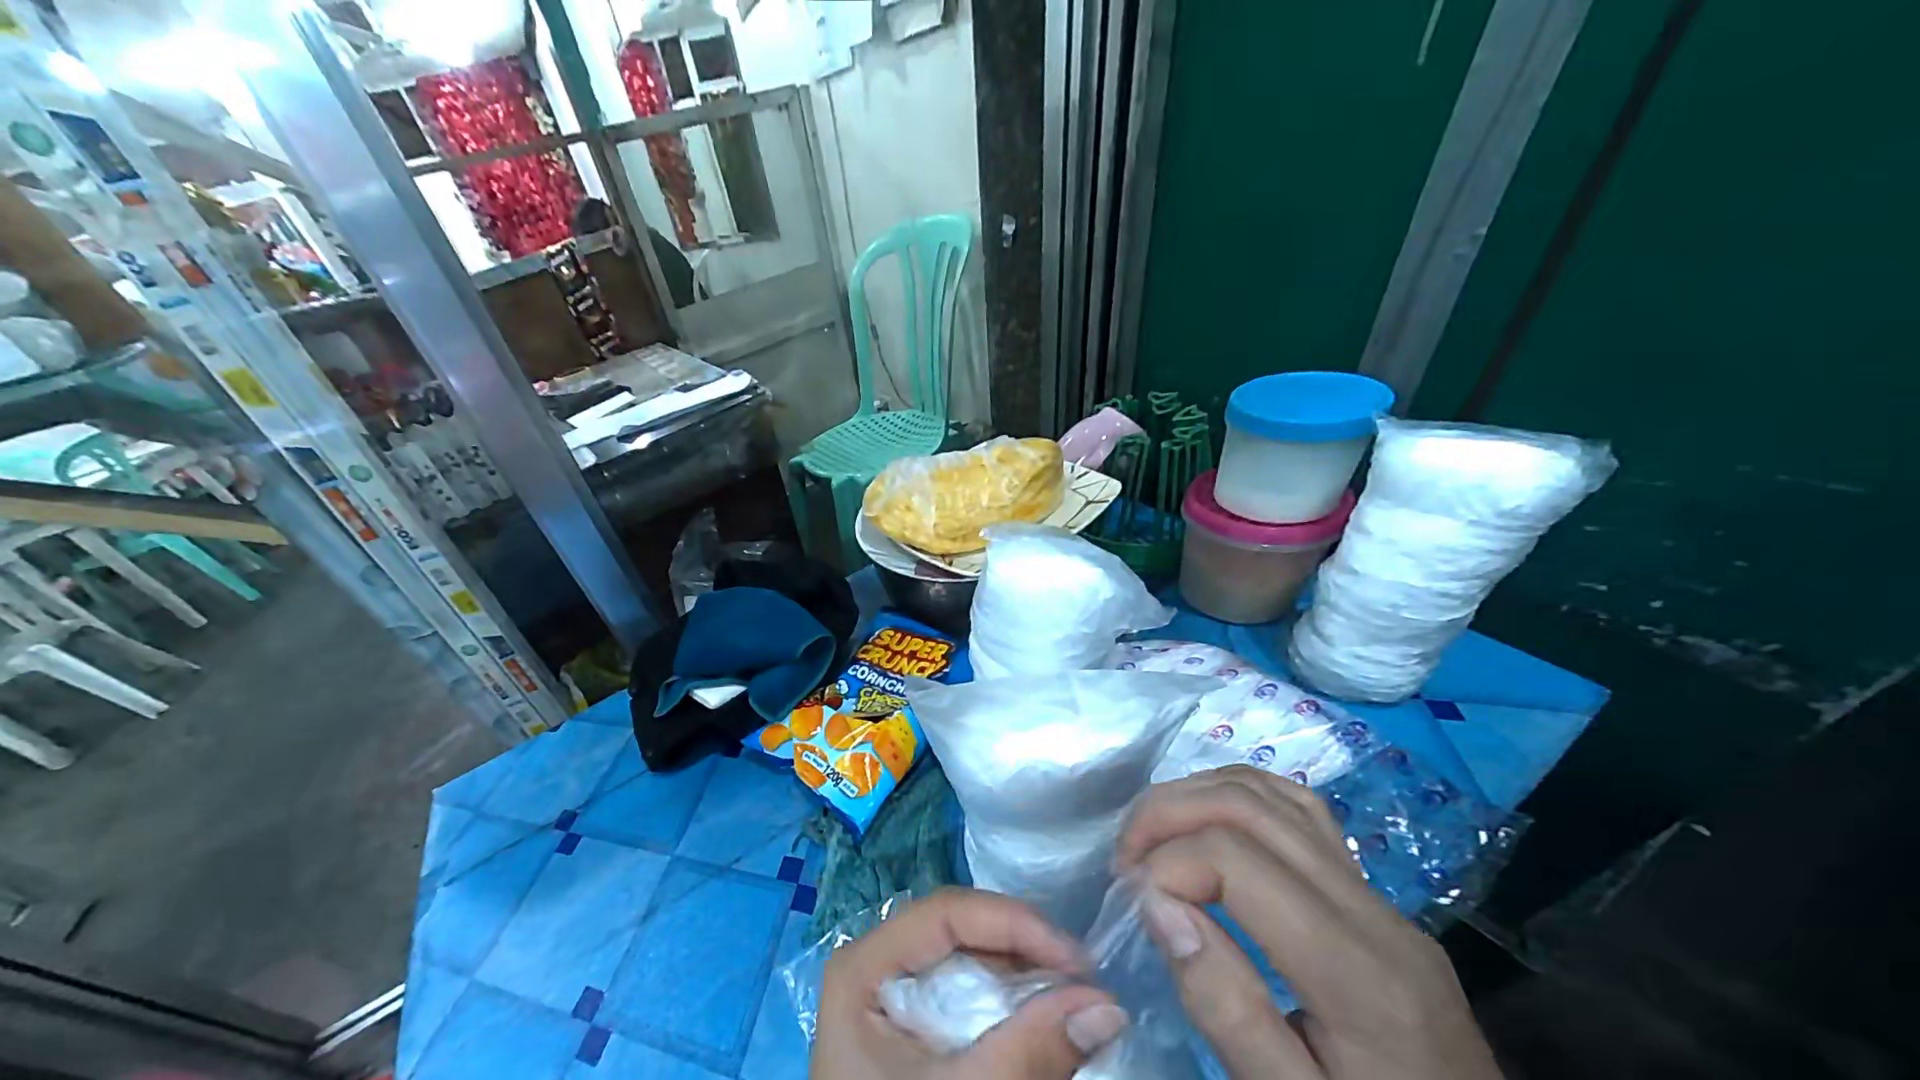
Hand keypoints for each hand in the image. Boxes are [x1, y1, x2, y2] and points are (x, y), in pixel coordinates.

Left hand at [811, 887, 1129, 1079]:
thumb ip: (1029, 1052)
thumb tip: (1110, 1007)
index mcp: (864, 966)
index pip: (948, 913)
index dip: (1016, 923)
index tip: (1079, 961)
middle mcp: (877, 962)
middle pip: (962, 930)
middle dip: (1026, 951)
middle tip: (1084, 981)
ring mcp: (893, 990)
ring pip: (970, 956)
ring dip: (1025, 976)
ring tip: (1072, 999)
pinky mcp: (912, 1020)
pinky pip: (967, 990)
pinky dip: (1010, 1002)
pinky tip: (1041, 1019)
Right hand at [1116, 766, 1501, 1079]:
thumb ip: (1224, 1008)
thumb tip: (1159, 905)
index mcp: (1358, 974)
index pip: (1237, 860)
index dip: (1167, 866)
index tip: (1135, 905)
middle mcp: (1374, 912)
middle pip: (1251, 807)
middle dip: (1168, 812)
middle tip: (1124, 858)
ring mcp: (1379, 896)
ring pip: (1274, 793)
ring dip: (1197, 796)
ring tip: (1152, 838)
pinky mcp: (1374, 895)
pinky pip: (1301, 811)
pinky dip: (1240, 797)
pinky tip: (1207, 824)